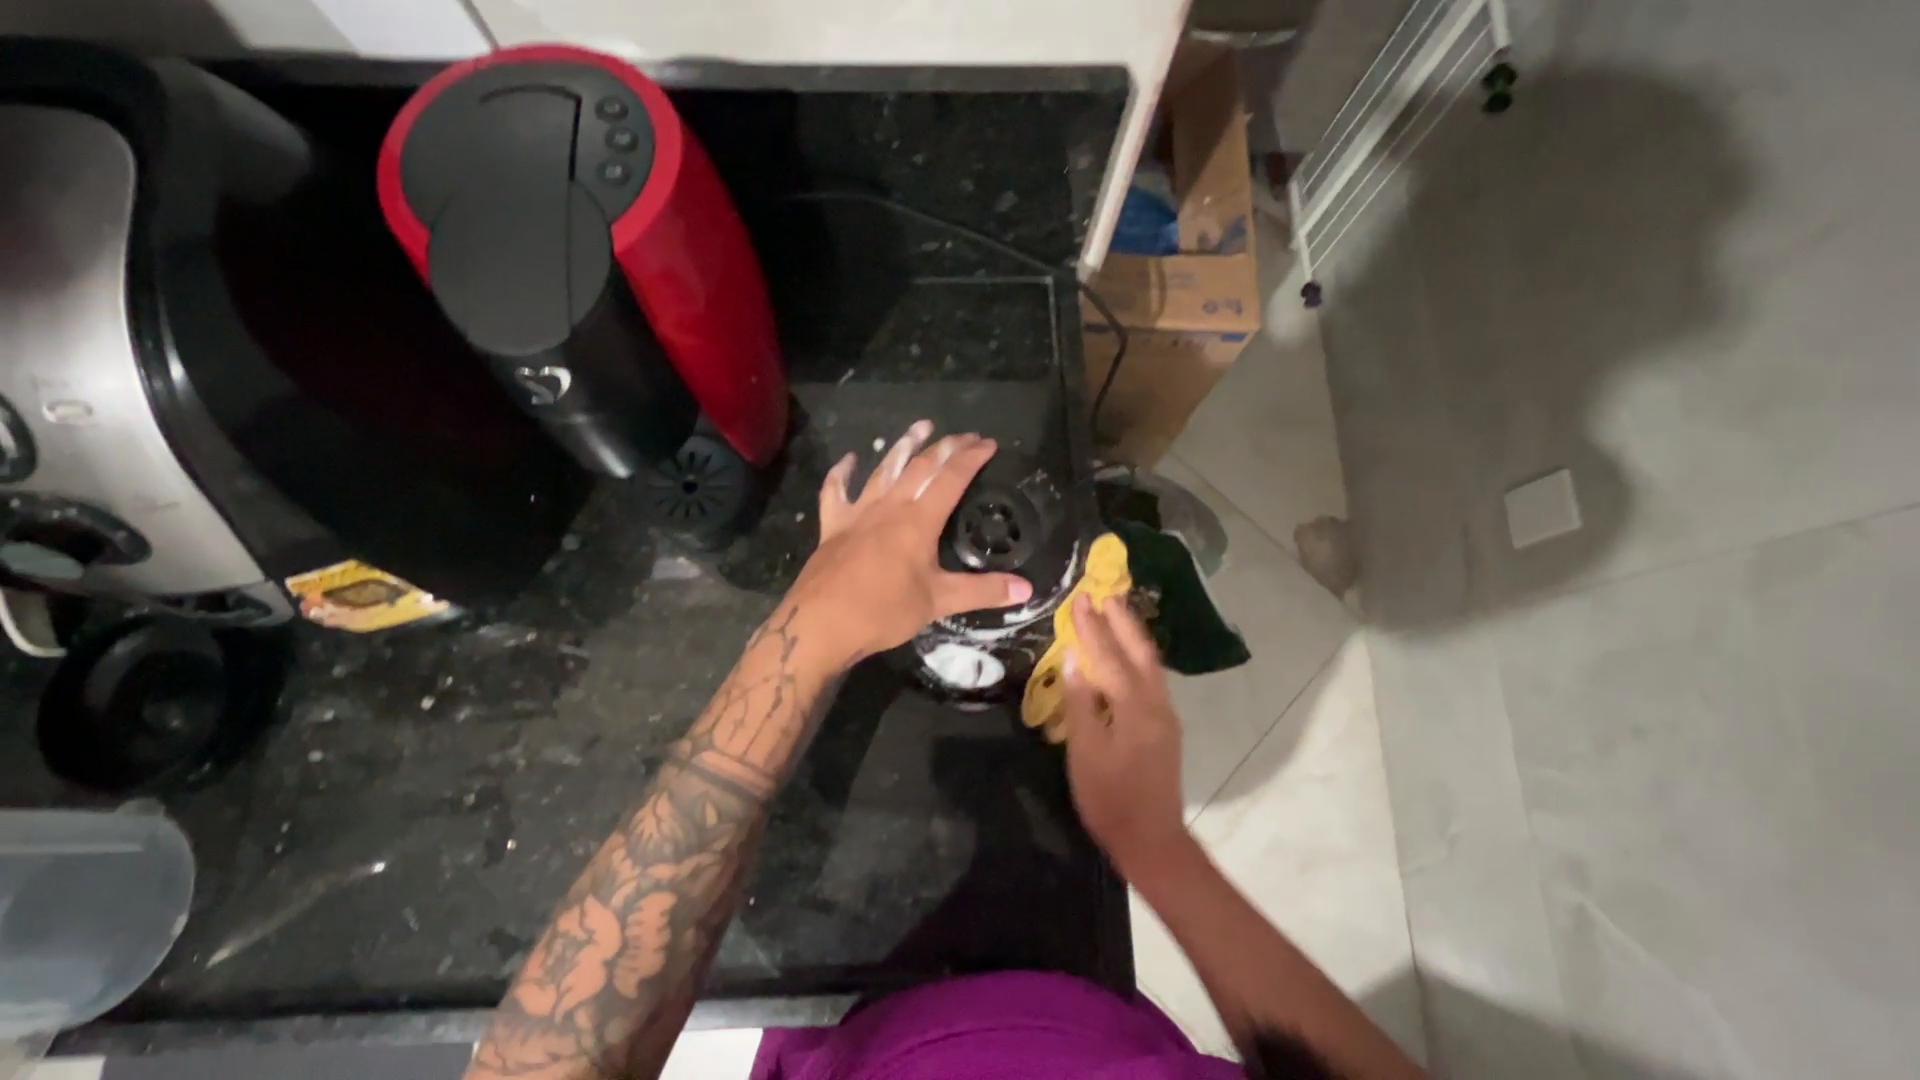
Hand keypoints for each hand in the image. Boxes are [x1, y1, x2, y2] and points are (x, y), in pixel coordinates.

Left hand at [786, 421, 1032, 664]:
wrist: (822, 624)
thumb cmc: (883, 611)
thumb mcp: (938, 602)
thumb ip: (983, 592)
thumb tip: (1026, 590)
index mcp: (918, 521)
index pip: (951, 478)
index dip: (971, 457)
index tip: (989, 443)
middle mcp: (889, 507)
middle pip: (920, 467)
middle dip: (945, 447)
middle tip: (964, 436)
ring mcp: (857, 513)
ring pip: (883, 470)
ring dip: (903, 446)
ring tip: (920, 428)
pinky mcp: (833, 526)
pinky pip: (836, 492)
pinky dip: (841, 473)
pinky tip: (848, 461)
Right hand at [1061, 593, 1192, 874]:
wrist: (1151, 838)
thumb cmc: (1109, 798)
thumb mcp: (1084, 752)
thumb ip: (1079, 704)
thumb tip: (1073, 661)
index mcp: (1134, 707)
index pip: (1108, 656)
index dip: (1091, 627)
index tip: (1079, 598)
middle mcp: (1156, 703)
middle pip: (1139, 651)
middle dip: (1121, 620)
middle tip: (1105, 592)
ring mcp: (1164, 715)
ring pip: (1149, 664)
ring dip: (1132, 636)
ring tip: (1116, 613)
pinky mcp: (1165, 728)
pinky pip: (1151, 679)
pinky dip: (1137, 658)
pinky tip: (1127, 656)